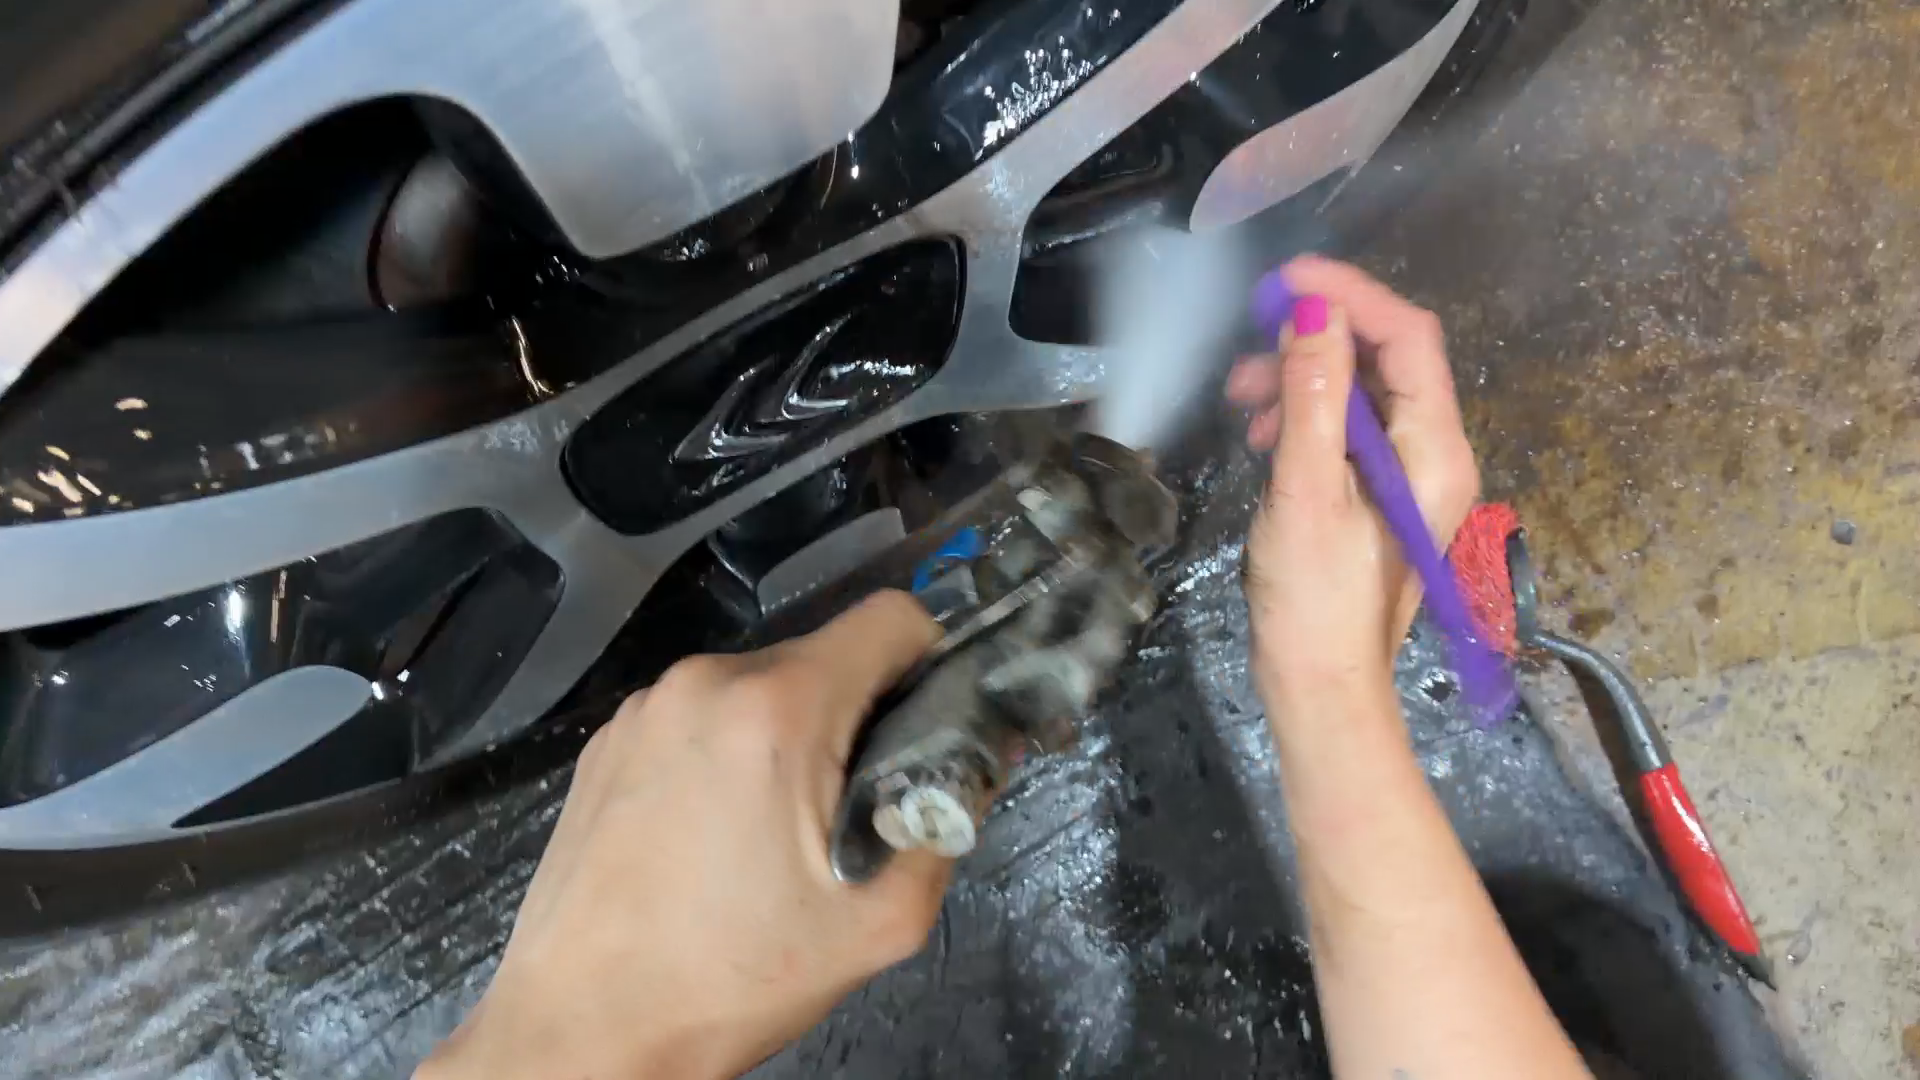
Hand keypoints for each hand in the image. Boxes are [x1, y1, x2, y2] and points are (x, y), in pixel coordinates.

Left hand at [418, 591, 949, 1079]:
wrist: (576, 1036)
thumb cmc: (733, 979)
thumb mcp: (880, 921)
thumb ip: (948, 824)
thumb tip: (976, 760)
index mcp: (780, 708)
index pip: (891, 617)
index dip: (930, 655)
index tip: (929, 712)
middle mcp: (710, 678)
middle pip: (828, 653)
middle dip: (860, 708)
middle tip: (854, 793)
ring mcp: (652, 701)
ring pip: (766, 681)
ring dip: (795, 727)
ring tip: (776, 819)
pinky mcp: (613, 732)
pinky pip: (707, 709)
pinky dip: (733, 743)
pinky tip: (714, 822)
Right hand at [1225, 256, 1478, 707]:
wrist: (1318, 680)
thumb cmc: (1314, 598)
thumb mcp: (1306, 494)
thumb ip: (1312, 401)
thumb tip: (1310, 315)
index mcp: (1432, 449)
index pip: (1407, 340)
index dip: (1350, 296)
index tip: (1285, 280)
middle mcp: (1428, 453)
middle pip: (1381, 363)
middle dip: (1314, 345)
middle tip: (1246, 358)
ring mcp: (1400, 476)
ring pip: (1355, 396)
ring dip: (1299, 384)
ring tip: (1243, 407)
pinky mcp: (1368, 496)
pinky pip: (1340, 433)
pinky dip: (1300, 420)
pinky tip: (1263, 438)